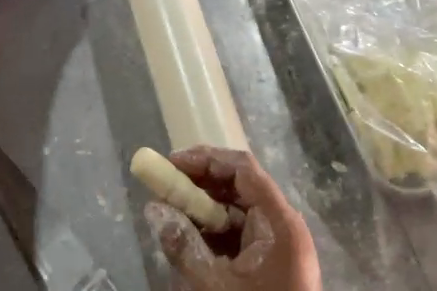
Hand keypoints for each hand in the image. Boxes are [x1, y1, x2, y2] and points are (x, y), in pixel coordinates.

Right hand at [145, 147, 320, 290]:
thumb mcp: (213, 285)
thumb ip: (183, 244)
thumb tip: (153, 209)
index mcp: (279, 221)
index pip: (243, 168)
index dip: (206, 159)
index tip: (172, 163)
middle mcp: (283, 225)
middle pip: (241, 186)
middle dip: (201, 183)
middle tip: (166, 185)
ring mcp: (279, 245)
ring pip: (239, 210)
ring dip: (205, 207)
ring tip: (172, 209)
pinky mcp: (272, 264)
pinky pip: (241, 233)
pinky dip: (215, 230)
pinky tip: (190, 236)